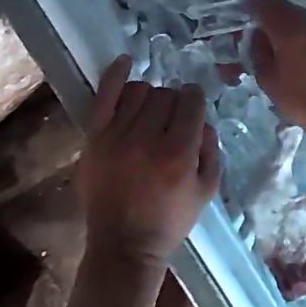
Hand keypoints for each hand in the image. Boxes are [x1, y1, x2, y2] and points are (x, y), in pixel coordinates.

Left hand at [76, 56, 221, 265]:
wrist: (123, 244)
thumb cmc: (170, 221)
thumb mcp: (206, 191)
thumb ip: (211, 150)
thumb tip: (203, 119)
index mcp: (178, 153)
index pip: (191, 102)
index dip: (195, 101)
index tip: (192, 108)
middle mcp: (147, 139)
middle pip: (166, 95)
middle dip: (173, 103)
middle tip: (170, 121)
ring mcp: (116, 135)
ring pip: (140, 91)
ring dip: (150, 96)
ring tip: (149, 113)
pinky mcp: (94, 137)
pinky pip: (105, 93)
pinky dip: (116, 73)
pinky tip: (125, 62)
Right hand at [246, 0, 305, 136]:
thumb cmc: (297, 97)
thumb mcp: (266, 78)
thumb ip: (257, 52)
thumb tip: (257, 36)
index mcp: (287, 31)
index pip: (265, 7)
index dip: (251, 6)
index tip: (241, 10)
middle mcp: (303, 24)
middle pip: (281, 5)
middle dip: (265, 6)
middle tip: (252, 14)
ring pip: (294, 11)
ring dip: (279, 12)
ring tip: (266, 24)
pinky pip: (303, 21)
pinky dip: (290, 21)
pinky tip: (283, 35)